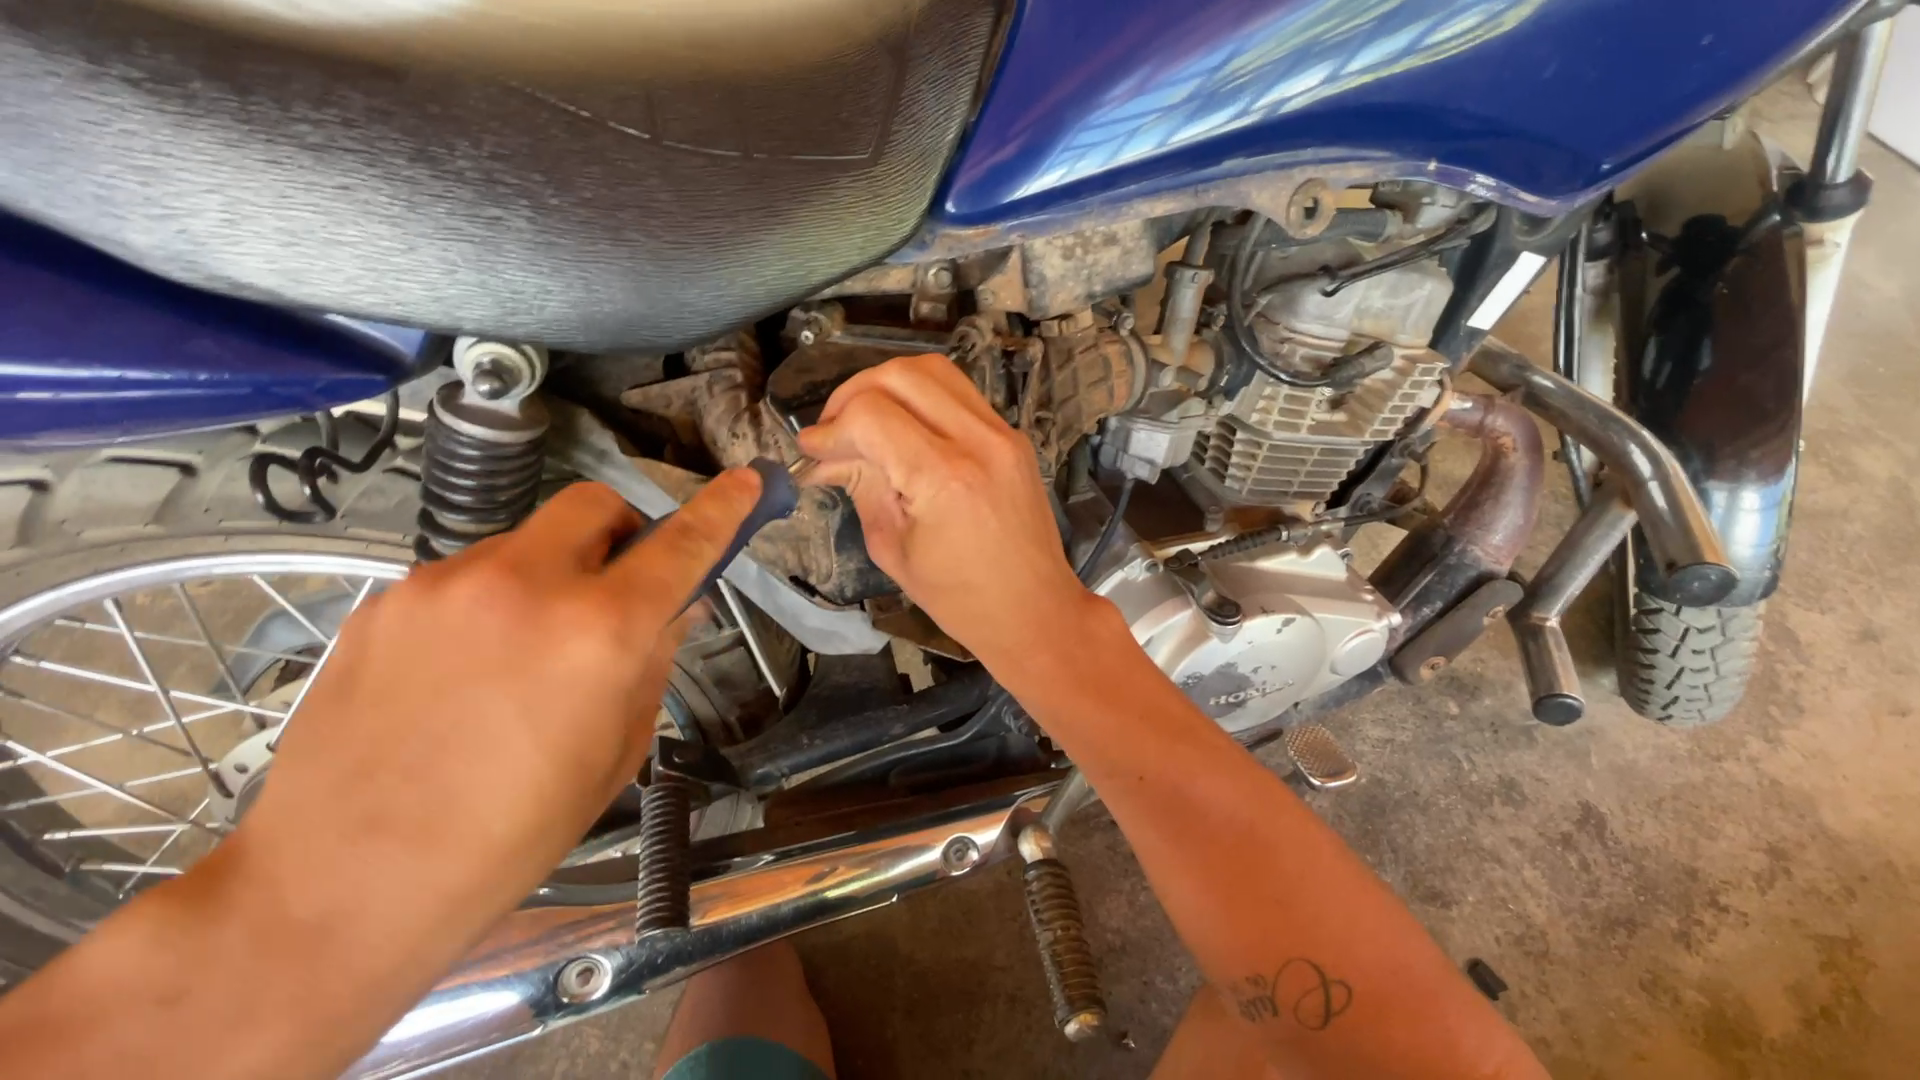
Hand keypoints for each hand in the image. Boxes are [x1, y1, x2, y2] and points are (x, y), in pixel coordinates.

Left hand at [232, 473, 760, 951]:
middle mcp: (523, 585)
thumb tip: (672, 610)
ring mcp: (444, 585)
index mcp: (597, 632)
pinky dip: (488, 605)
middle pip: (592, 505)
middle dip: (621, 530)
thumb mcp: (615, 753)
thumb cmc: (512, 835)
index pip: (680, 545)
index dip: (721, 509)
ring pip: (522, 545)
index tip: (747, 480)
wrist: (345, 882)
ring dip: (547, 577)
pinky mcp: (385, 602)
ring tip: (521, 656)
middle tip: (616, 584)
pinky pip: (462, 580)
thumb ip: (650, 664)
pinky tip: (460, 674)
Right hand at [797, 354, 1099, 671]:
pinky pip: (958, 392)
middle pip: (899, 375)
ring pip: (932, 370)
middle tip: (834, 431)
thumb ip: (860, 488)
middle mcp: (978, 441)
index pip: (871, 415)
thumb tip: (825, 457)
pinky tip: (902, 429)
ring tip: (864, 422)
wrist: (1034, 609)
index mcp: (945, 477)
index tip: (812, 449)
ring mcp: (1002, 432)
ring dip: (887, 386)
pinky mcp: (1012, 435)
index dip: (831, 428)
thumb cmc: (961, 598)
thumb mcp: (893, 548)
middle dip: (853, 395)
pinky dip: (920, 398)